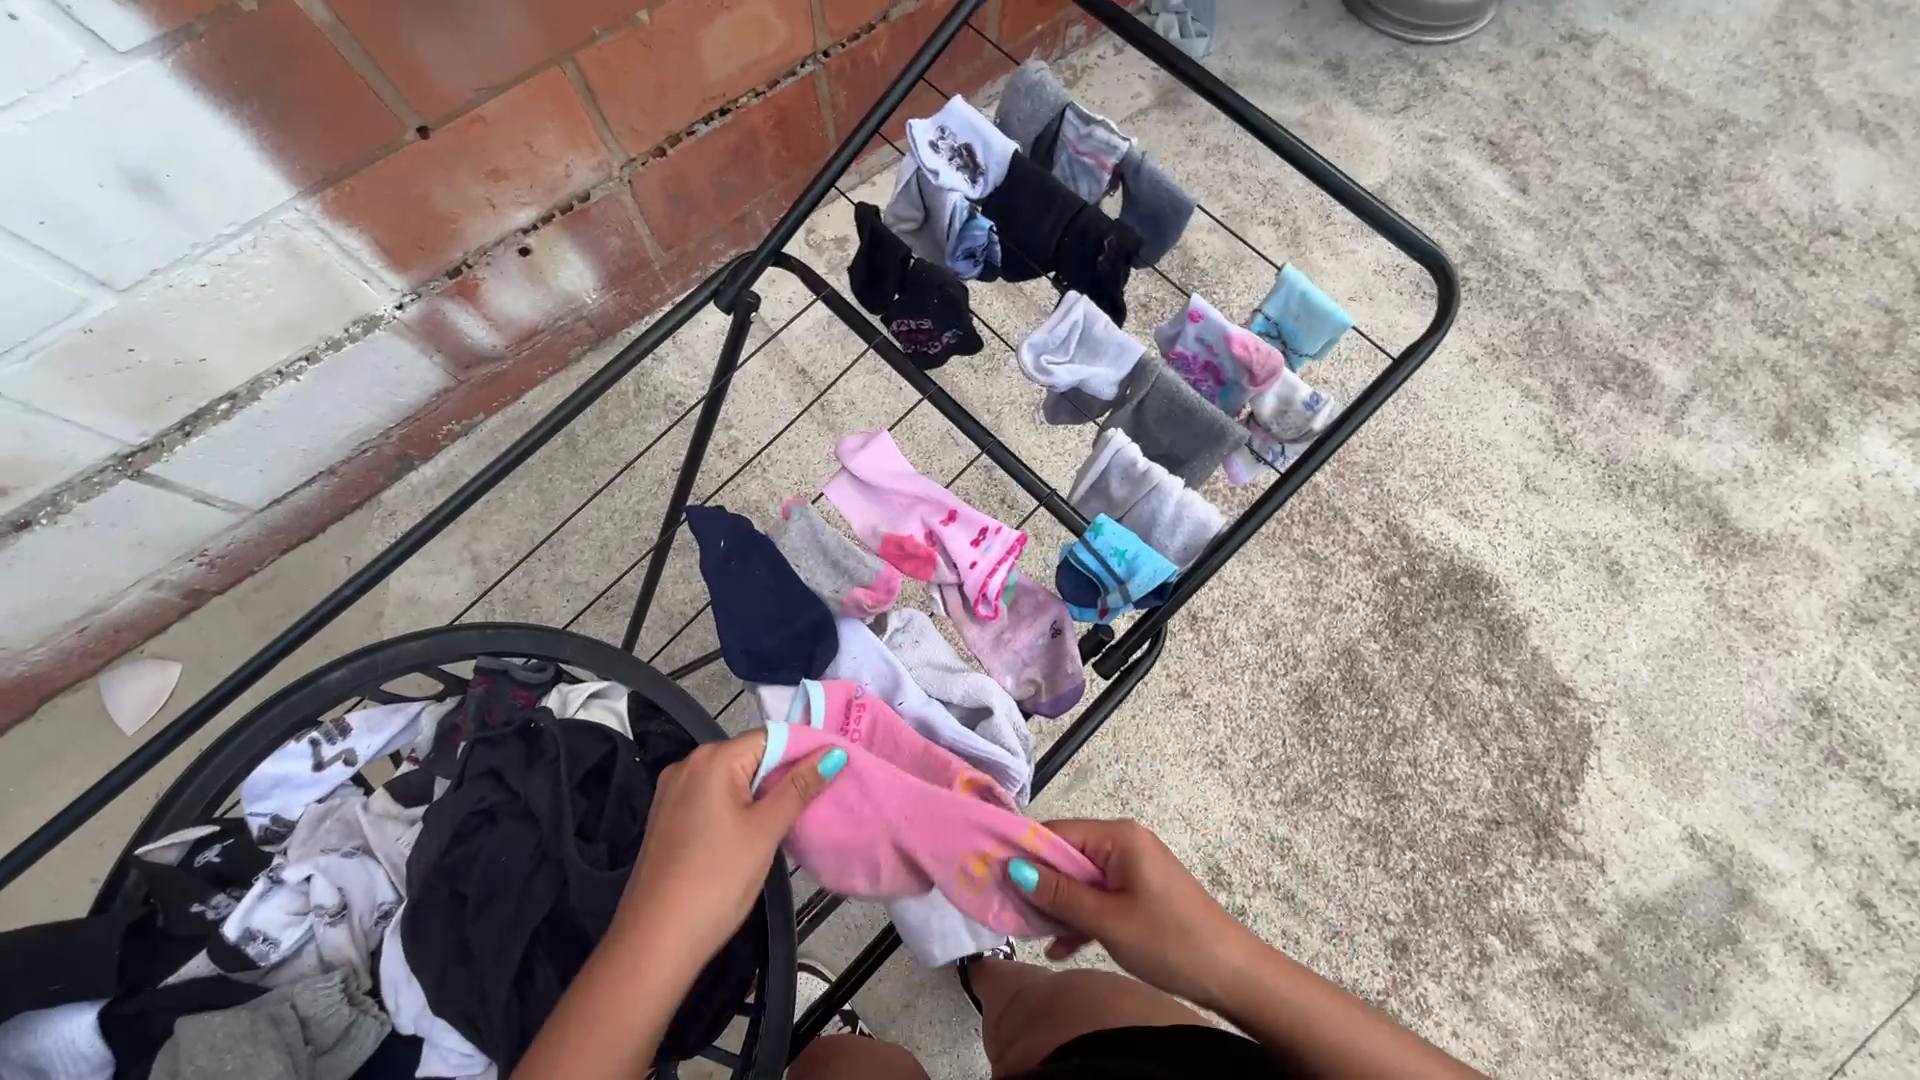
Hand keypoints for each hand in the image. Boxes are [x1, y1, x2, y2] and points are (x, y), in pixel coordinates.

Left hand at [616, 730, 844, 969]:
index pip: (770, 737)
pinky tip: (757, 831)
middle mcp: (688, 765)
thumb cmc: (717, 879)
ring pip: (733, 779)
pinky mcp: (669, 818)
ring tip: (794, 815)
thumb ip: (800, 786)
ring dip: (764, 792)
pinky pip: (714, 798)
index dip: (804, 751)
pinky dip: (739, 806)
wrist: (656, 942)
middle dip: (785, 773)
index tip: (834, 770)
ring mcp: (674, 792)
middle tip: (820, 795)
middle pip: (750, 755)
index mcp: (712, 759)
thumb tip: (834, 752)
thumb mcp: (766, 830)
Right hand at [1008, 818, 1262, 1010]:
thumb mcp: (1107, 920)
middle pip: (1066, 855)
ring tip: (1031, 932)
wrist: (1232, 975)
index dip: (1024, 854)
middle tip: (1009, 910)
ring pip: (1079, 879)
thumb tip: (1013, 867)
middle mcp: (1123, 843)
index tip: (993, 878)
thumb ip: (1059, 894)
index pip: (1057, 833)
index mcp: (1118, 836)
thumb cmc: (1170, 940)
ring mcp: (1132, 869)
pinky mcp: (1138, 893)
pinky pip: (1098, 896)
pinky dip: (1080, 917)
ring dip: (1058, 905)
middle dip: (1039, 883)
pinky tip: (1060, 947)